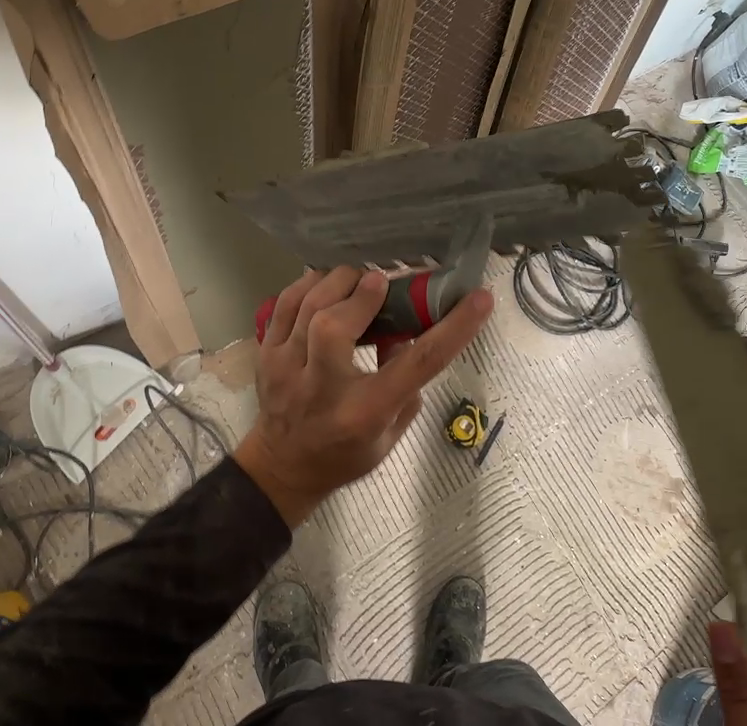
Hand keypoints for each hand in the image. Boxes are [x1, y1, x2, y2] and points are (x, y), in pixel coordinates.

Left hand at [233, 267, 493, 525]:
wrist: (282, 468)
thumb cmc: (346, 454)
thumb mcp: (391, 436)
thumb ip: (407, 388)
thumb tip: (408, 335)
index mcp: (365, 412)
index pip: (417, 364)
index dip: (454, 328)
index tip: (479, 298)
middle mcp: (322, 388)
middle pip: (334, 327)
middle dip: (361, 294)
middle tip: (382, 280)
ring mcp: (286, 368)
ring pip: (305, 309)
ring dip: (336, 283)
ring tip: (357, 278)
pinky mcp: (266, 354)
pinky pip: (283, 306)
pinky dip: (306, 286)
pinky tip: (325, 283)